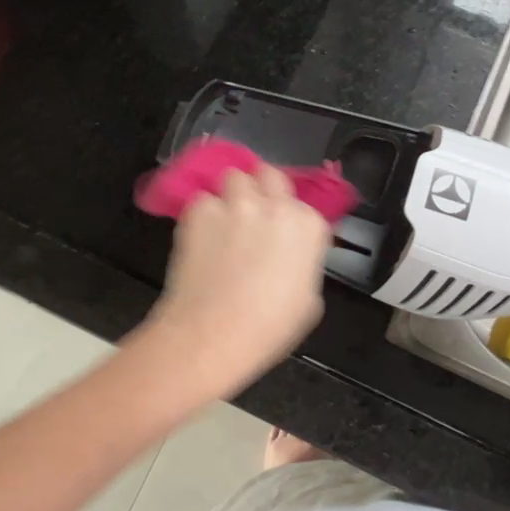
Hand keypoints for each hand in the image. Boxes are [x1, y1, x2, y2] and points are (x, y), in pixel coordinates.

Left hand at [145, 166, 331, 394]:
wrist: (211, 335)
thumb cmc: (267, 329)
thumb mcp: (309, 302)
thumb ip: (304, 265)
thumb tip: (291, 258)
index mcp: (308, 226)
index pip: (303, 204)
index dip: (289, 218)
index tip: (280, 234)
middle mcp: (275, 206)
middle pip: (270, 174)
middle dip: (262, 187)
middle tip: (254, 212)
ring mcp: (236, 203)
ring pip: (234, 177)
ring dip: (231, 195)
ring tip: (224, 221)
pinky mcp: (200, 210)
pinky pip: (203, 200)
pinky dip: (203, 214)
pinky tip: (201, 237)